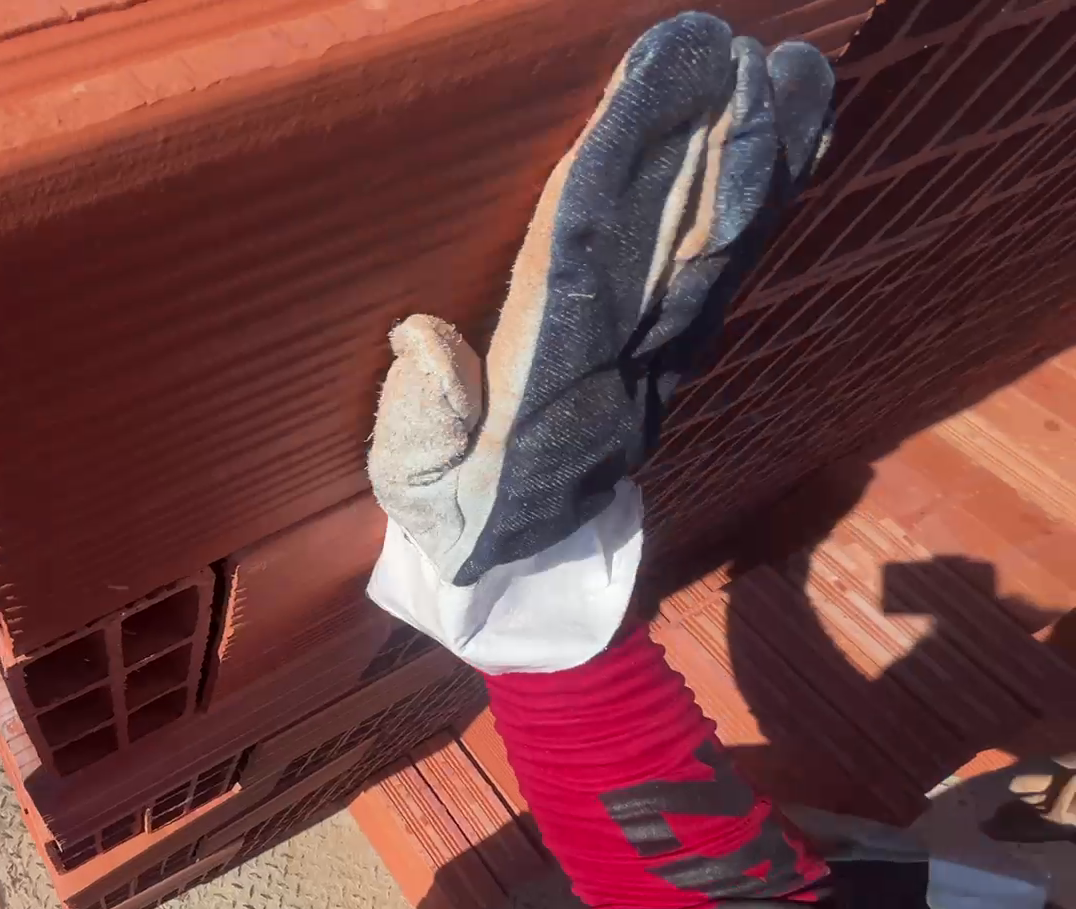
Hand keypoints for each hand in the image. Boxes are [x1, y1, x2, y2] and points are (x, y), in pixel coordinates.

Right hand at [366, 14, 832, 672]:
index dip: (601, 188)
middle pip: (662, 252)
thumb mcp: (409, 490)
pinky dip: (749, 219)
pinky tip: (775, 162)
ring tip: (775, 82)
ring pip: (705, 261)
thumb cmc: (451, 523)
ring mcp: (647, 371)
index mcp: (536, 395)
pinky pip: (713, 286)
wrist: (521, 572)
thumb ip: (413, 419)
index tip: (628, 104)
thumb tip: (417, 334)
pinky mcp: (661, 372)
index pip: (572, 274)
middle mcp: (607, 374)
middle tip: (725, 60)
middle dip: (696, 155)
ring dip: (745, 171)